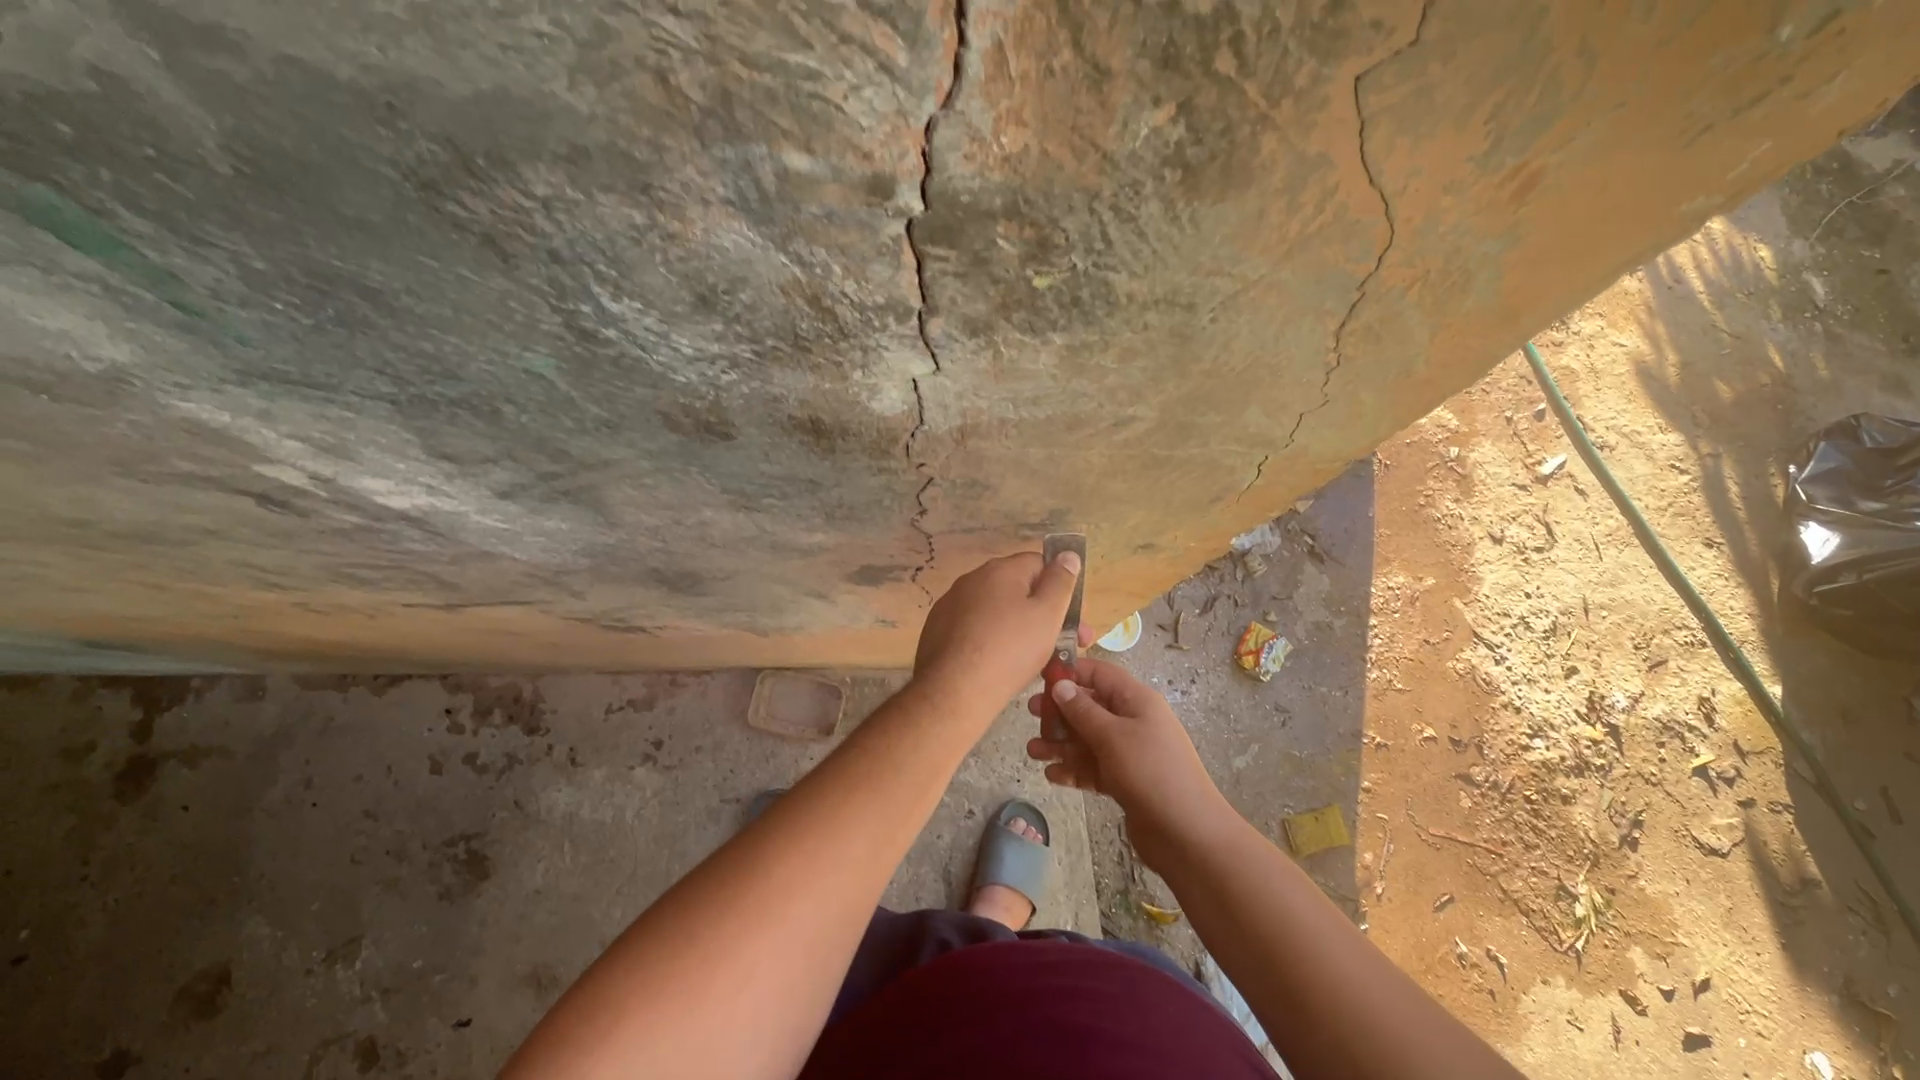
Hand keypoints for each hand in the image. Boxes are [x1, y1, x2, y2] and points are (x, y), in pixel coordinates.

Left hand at [913, 550, 1081, 710]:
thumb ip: (1060, 582)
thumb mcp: (1047, 616)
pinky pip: (974, 630)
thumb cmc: (1009, 651)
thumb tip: (1067, 554)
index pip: (1039, 564)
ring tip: (1032, 661)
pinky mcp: (937, 631)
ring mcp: (950, 606)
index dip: (1059, 589)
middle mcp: (971, 580)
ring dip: (1017, 628)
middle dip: (1042, 614)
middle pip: (1016, 589)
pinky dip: (990, 641)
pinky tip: (998, 666)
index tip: (1072, 620)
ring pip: (995, 612)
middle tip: (1063, 646)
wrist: (954, 692)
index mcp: (999, 570)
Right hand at [1025, 657, 1228, 868]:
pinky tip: (1052, 776)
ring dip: (1060, 744)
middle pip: (1090, 707)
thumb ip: (1083, 710)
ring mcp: (1129, 753)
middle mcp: (1133, 721)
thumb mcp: (1112, 735)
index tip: (1040, 677)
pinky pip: (1093, 768)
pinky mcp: (1125, 781)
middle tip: (1030, 715)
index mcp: (1136, 700)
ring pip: (1087, 740)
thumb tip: (1061, 684)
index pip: (1100, 674)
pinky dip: (1073, 769)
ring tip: (1032, 752)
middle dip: (1060, 711)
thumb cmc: (1150, 771)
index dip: (1072, 672)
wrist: (1186, 831)